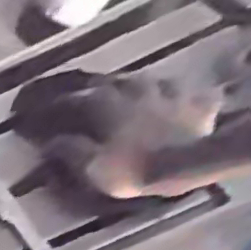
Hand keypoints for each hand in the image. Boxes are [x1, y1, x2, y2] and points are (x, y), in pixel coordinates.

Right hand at [22, 72, 224, 198]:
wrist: (185, 166)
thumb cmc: (131, 168)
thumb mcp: (90, 166)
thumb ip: (70, 150)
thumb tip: (50, 142)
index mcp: (111, 109)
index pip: (82, 98)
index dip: (65, 102)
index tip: (51, 106)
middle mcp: (141, 95)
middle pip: (121, 82)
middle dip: (104, 85)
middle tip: (94, 89)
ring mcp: (174, 97)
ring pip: (156, 81)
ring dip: (143, 83)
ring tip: (136, 88)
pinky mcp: (200, 106)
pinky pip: (194, 93)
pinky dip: (186, 94)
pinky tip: (184, 97)